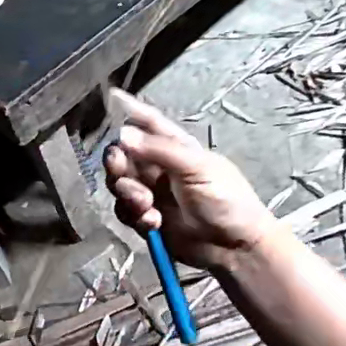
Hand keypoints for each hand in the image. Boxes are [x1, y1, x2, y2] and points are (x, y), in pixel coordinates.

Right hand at [103, 89, 277, 271]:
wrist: (235, 248)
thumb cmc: (227, 199)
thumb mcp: (197, 168)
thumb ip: (159, 150)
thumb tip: (123, 134)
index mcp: (175, 147)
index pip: (148, 122)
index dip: (130, 110)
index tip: (110, 97)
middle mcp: (158, 167)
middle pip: (123, 155)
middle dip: (118, 162)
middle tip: (120, 168)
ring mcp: (151, 193)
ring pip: (119, 184)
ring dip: (127, 193)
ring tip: (146, 204)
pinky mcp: (146, 218)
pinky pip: (125, 212)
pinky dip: (135, 216)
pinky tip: (153, 222)